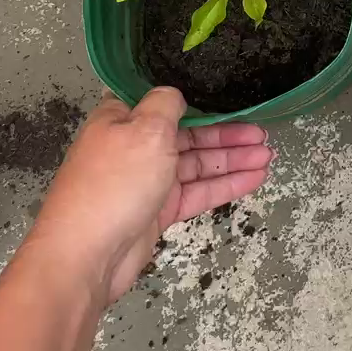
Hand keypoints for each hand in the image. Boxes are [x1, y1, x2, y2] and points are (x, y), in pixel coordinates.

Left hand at [25, 89, 271, 303]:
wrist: (84, 258)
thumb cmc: (114, 183)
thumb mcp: (146, 128)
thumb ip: (168, 103)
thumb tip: (175, 95)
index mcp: (122, 119)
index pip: (163, 99)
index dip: (196, 96)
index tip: (229, 92)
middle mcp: (135, 146)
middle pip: (189, 132)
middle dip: (227, 132)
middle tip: (262, 133)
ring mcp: (147, 180)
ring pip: (197, 163)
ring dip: (232, 159)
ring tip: (267, 155)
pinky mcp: (158, 210)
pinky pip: (198, 190)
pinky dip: (226, 184)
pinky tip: (255, 178)